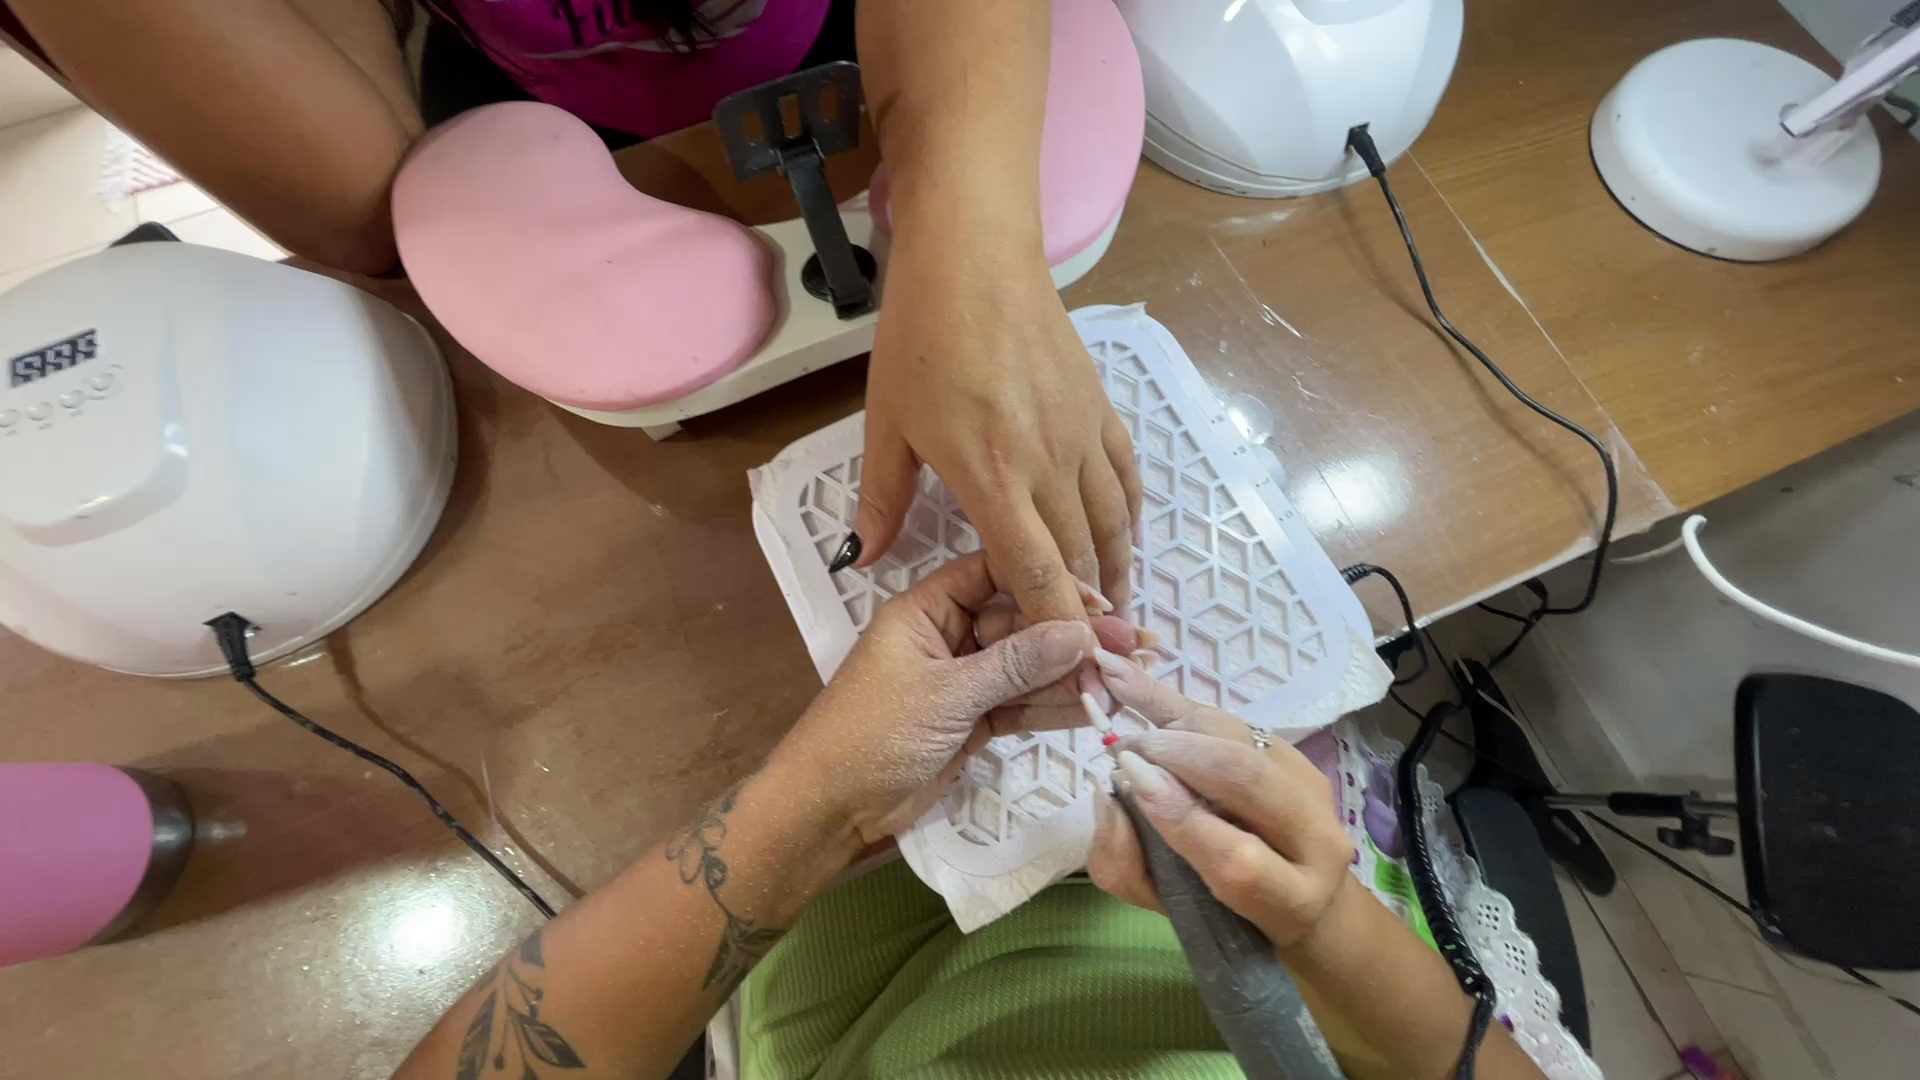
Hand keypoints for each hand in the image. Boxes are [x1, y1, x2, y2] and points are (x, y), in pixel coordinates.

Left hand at [777, 553, 1097, 846]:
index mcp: (927, 609)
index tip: (1096, 598)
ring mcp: (963, 680)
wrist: (829, 810)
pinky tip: (1097, 704)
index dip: (1044, 579)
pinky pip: (1020, 704)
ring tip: (1129, 674)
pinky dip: (1054, 706)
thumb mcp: (945, 694)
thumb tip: (1080, 633)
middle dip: (1071, 635)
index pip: (993, 573)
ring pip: (1026, 667)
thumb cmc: (872, 734)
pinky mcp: (973, 719)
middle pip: (1019, 623)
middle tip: (1131, 644)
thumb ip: (1014, 664)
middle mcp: (949, 635)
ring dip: (1072, 673)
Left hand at [855, 249, 1141, 622]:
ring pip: (1115, 523)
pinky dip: (1131, 516)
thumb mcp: (887, 423)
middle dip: (1090, 609)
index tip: (1070, 664)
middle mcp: (1049, 466)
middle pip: (1083, 557)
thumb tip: (860, 559)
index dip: (1058, 626)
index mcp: (990, 477)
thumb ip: (881, 499)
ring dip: (1117, 571)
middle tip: (1091, 647)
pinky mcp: (1102, 410)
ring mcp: (1084, 436)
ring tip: (1113, 605)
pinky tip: (1126, 535)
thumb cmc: (920, 339)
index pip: (1035, 572)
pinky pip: (1129, 477)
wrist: (975, 255)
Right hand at [1086, 655, 1354, 947]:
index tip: (1126, 777)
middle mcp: (1314, 837)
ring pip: (1235, 736)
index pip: (1235, 858)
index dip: (1176, 814)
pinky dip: (1169, 698)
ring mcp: (1307, 783)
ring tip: (1127, 726)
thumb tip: (1104, 794)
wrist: (1302, 890)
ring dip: (1173, 725)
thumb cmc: (1222, 909)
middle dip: (1174, 755)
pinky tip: (1121, 672)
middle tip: (1123, 752)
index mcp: (1289, 899)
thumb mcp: (1166, 906)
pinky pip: (1223, 716)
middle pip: (1246, 778)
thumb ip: (1125, 863)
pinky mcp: (1289, 749)